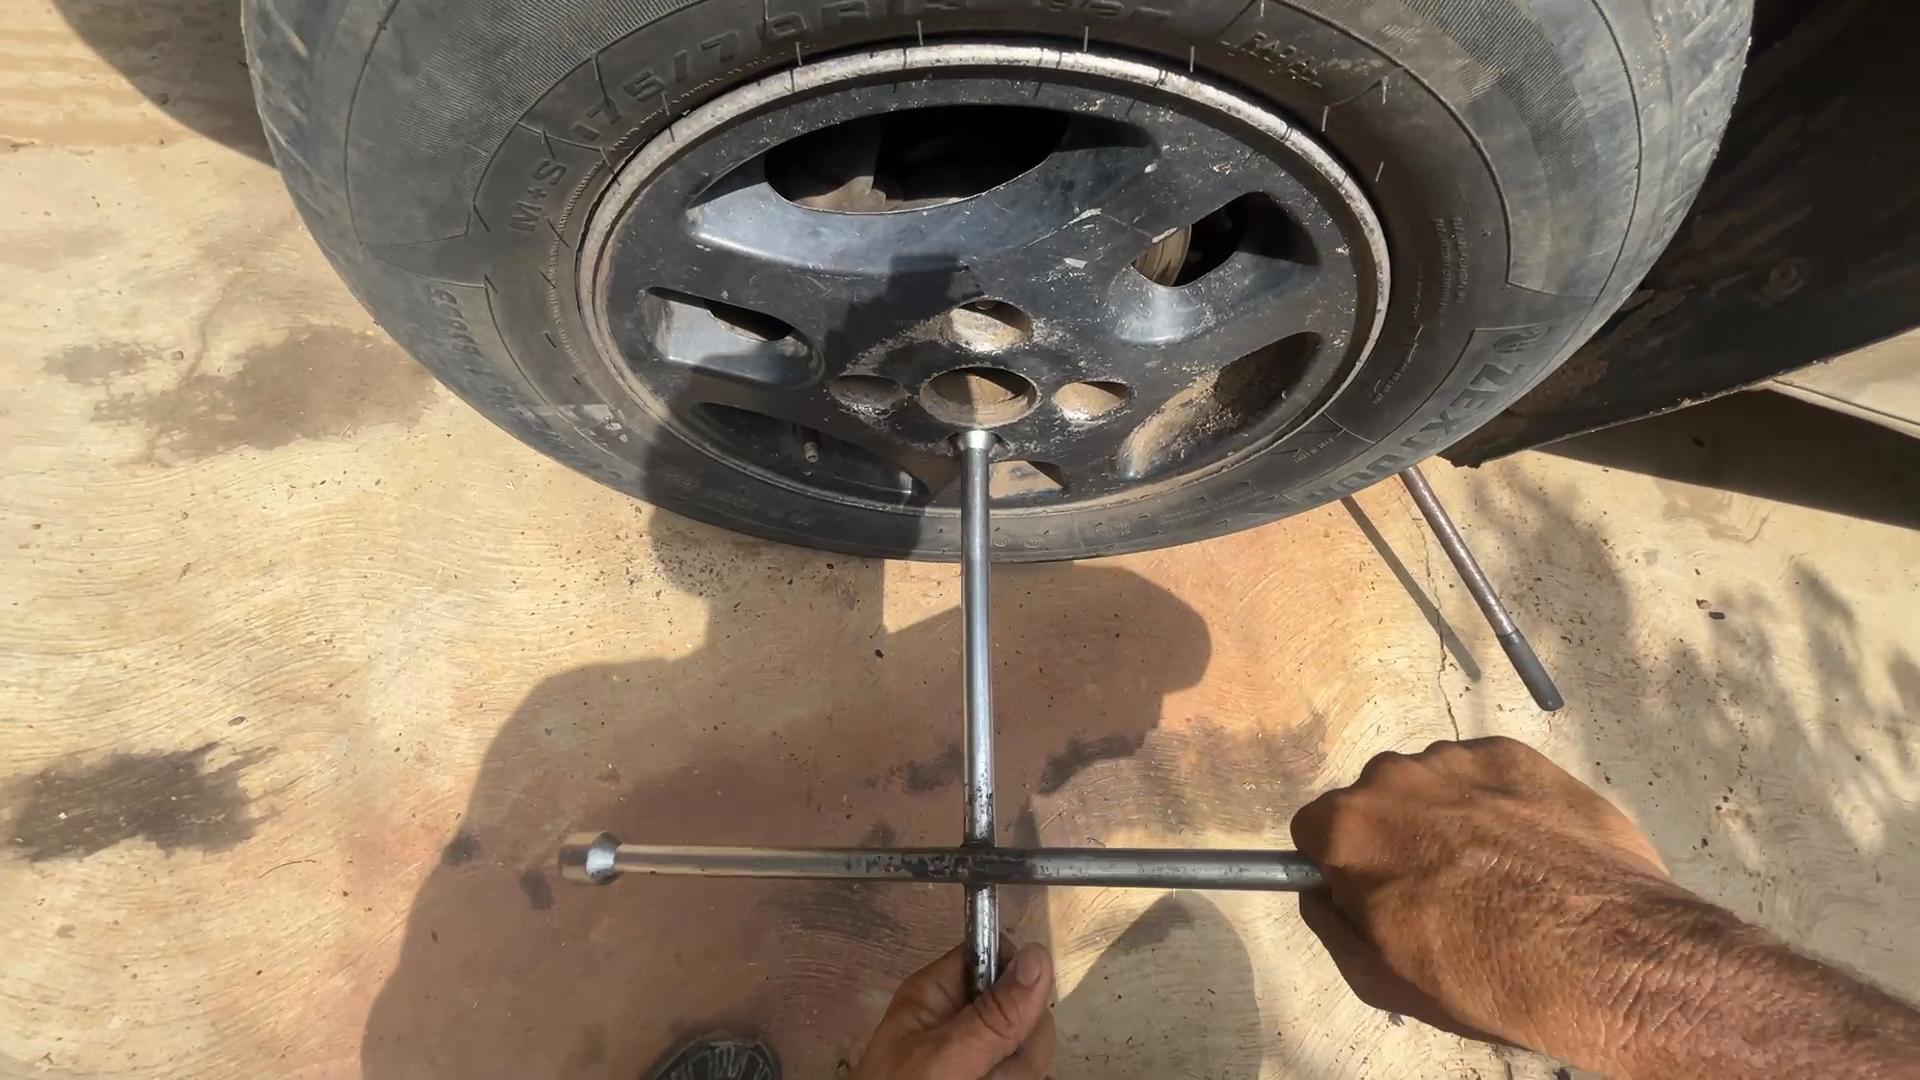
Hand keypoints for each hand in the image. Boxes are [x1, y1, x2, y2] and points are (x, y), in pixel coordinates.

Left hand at [853, 942, 1055, 1079]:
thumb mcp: (942, 1060)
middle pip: (1023, 1011)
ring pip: (1029, 1055)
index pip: (995, 956)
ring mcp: (977, 1061)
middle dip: (1018, 1052)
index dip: (1017, 979)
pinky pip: (1027, 1079)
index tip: (1019, 1015)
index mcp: (938, 995)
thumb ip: (991, 1016)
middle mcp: (961, 1022)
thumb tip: (1040, 955)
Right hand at [1290, 736, 1673, 1056]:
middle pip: (1371, 803)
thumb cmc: (1489, 979)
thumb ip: (1327, 924)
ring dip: (1444, 816)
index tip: (1380, 897)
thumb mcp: (1381, 980)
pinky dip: (1496, 801)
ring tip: (1502, 870)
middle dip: (1395, 838)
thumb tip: (1320, 890)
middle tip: (1447, 890)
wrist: (1623, 961)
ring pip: (1427, 785)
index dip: (1341, 867)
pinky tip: (1533, 847)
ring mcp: (1449, 758)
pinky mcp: (1509, 752)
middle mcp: (1385, 776)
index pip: (1313, 832)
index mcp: (1343, 826)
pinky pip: (1480, 773)